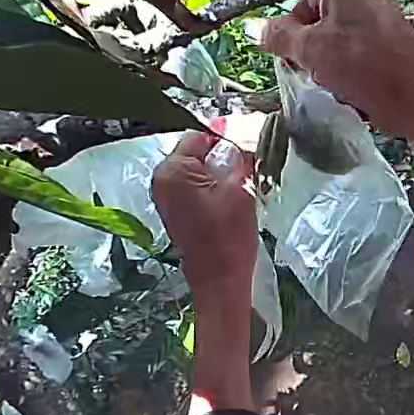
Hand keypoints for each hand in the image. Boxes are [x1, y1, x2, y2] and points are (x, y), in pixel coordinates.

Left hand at [151, 132, 256, 308]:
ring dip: (220, 172)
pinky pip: (195, 187)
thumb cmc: (228, 234)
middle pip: (196, 152)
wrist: (220, 279)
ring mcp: (166, 197)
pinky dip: (213, 187)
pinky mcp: (176, 212)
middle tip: (251, 161)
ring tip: (246, 178)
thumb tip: (241, 135)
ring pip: (197, 170)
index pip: (200, 136)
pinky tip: (233, 195)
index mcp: (173, 170)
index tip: (250, 140)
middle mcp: (162, 180)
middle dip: (223, 155)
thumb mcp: (240, 188)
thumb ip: (238, 157)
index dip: (227, 136)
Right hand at [260, 0, 413, 146]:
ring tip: (339, 88)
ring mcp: (384, 23)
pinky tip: (358, 94)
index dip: (291, 34)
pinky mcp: (395, 50)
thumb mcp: (311, 50)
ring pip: (340, 49)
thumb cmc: (362, 66)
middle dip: (314, 55)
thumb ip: (280, 38)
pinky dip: (355, 78)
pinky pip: (362, 63)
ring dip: (333, 71)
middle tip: (315, 76)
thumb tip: (256, 29)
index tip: (292, 61)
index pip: (301, 4)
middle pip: (322, 27)